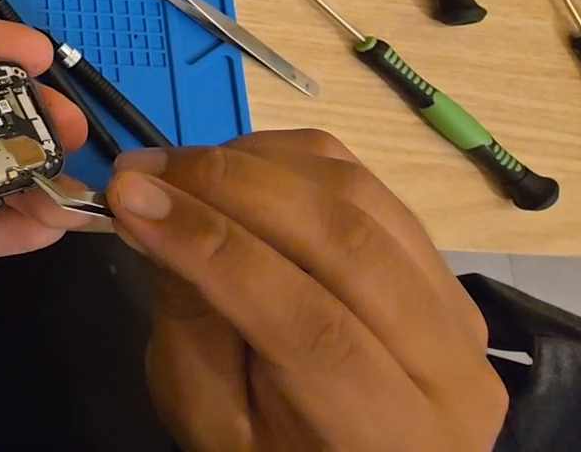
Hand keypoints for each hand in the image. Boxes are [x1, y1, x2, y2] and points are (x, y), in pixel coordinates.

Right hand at [106, 130, 506, 451]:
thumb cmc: (262, 447)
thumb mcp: (204, 411)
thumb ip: (184, 314)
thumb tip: (146, 204)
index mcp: (389, 435)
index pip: (307, 323)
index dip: (209, 245)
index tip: (127, 194)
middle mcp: (448, 366)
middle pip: (344, 242)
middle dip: (225, 184)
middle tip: (140, 168)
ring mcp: (452, 303)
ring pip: (353, 193)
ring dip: (249, 162)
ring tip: (176, 171)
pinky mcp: (432, 259)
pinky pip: (358, 178)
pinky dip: (282, 157)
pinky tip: (228, 171)